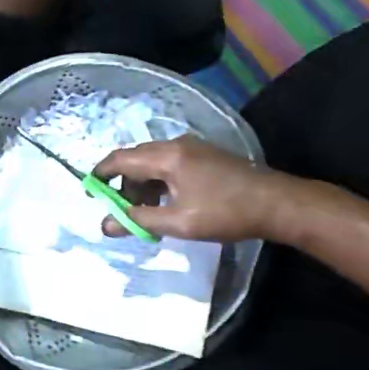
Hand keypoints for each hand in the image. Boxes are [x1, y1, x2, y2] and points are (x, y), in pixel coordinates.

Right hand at [93, 136, 298, 243]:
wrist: (279, 203)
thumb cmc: (226, 213)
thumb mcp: (178, 222)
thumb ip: (139, 221)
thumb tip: (105, 224)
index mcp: (167, 157)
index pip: (120, 159)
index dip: (100, 175)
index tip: (90, 192)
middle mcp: (176, 145)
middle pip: (135, 159)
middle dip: (122, 184)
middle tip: (120, 211)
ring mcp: (193, 148)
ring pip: (153, 162)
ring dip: (142, 185)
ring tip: (144, 213)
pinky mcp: (205, 156)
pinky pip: (169, 163)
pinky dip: (159, 182)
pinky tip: (166, 204)